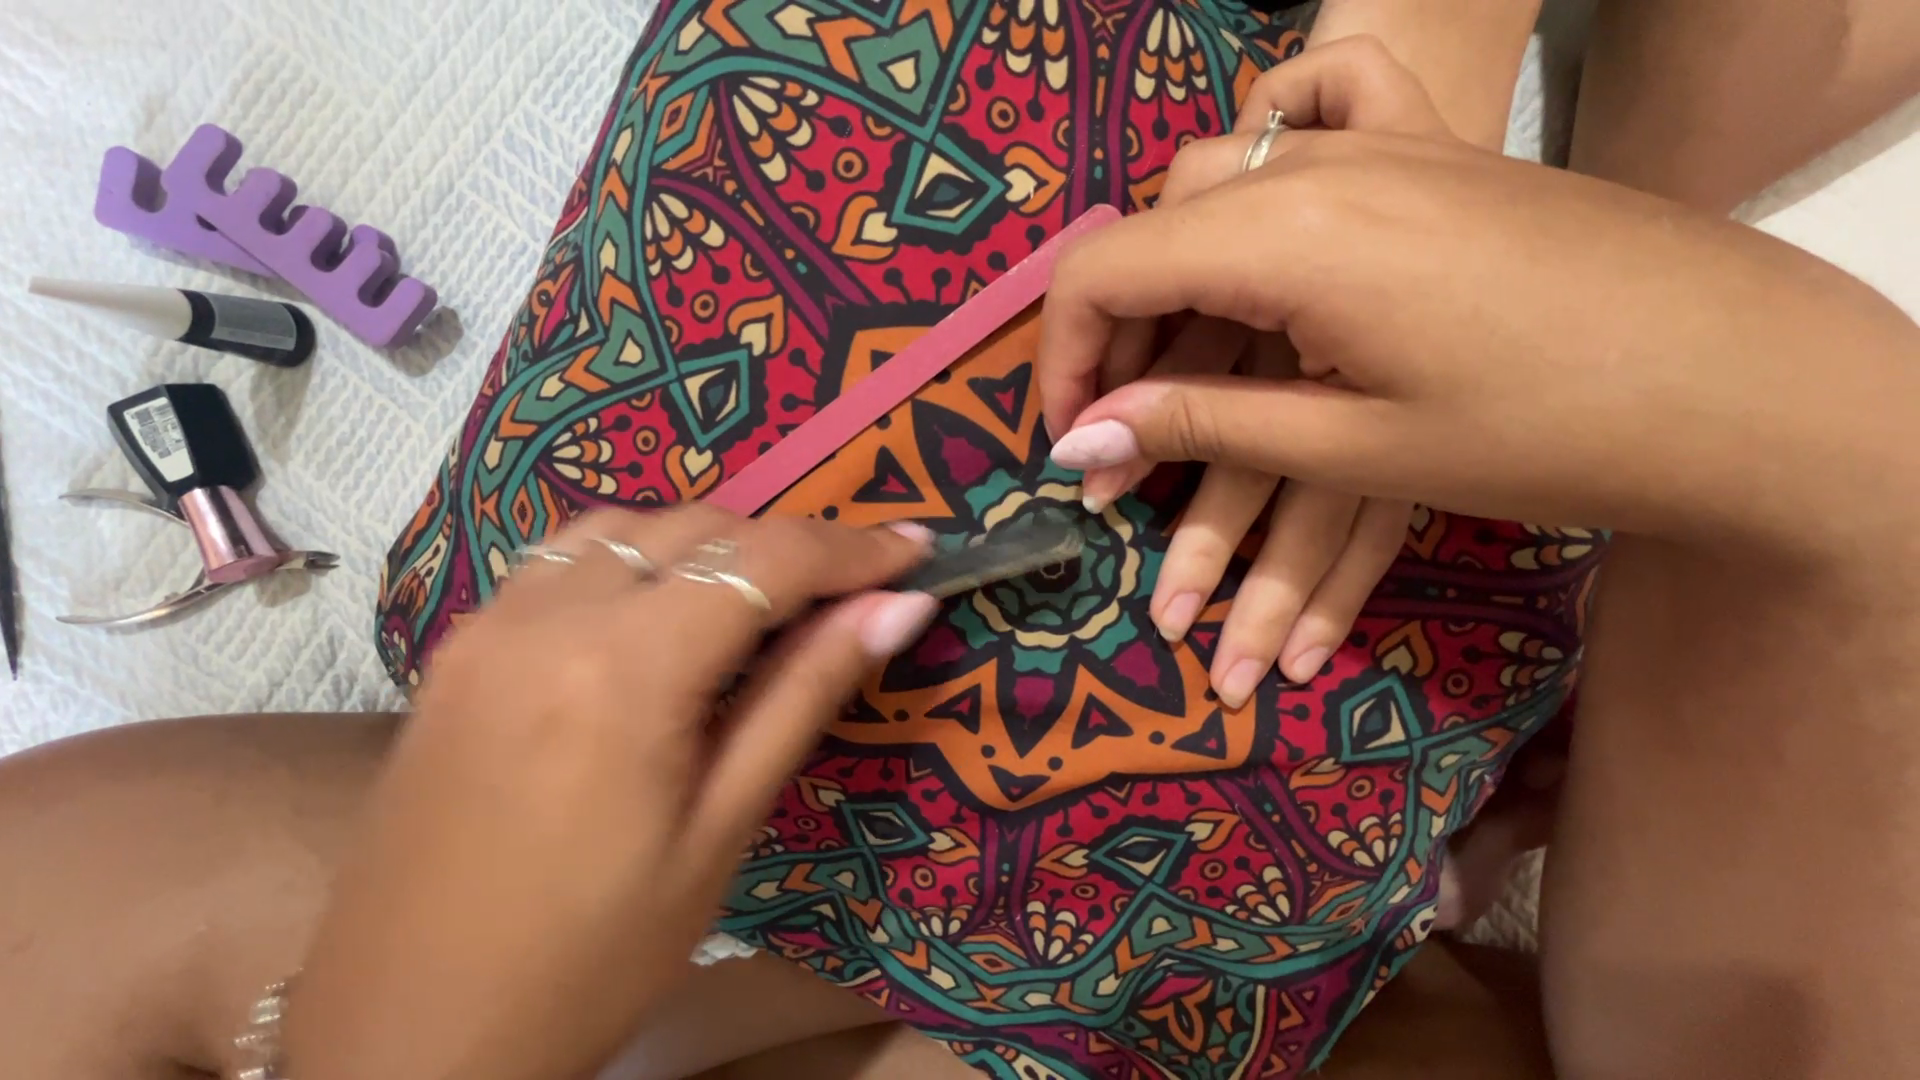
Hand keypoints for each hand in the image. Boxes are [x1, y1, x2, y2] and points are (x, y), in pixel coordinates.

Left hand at [282, 507, 937, 1079]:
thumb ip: (807, 692)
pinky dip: (640, 553)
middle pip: (703, 527)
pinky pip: (567, 556)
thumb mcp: (725, 825)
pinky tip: (666, 604)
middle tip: (855, 587)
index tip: (918, 548)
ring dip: (715, 540)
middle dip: (792, 544)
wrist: (407, 1035)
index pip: (766, 563)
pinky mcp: (462, 644)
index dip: (854, 547)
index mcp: (625, 670)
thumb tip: (899, 608)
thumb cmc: (596, 953)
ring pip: (632, 523)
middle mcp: (551, 616)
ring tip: (767, 595)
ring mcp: (492, 622)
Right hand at [1040, 47, 1919, 561]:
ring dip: (1172, 265)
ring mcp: (1382, 138)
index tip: (1068, 440)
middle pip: (1149, 226)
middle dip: (1110, 333)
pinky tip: (1276, 197)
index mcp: (1287, 234)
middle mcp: (1317, 159)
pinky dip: (1269, 135)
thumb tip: (1076, 442)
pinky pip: (1320, 96)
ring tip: (1185, 350)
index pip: (1104, 272)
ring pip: (1215, 172)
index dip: (1062, 361)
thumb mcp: (1347, 447)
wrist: (1756, 384)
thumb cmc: (1545, 433)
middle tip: (1125, 425)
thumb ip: (1197, 424)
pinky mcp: (1432, 145)